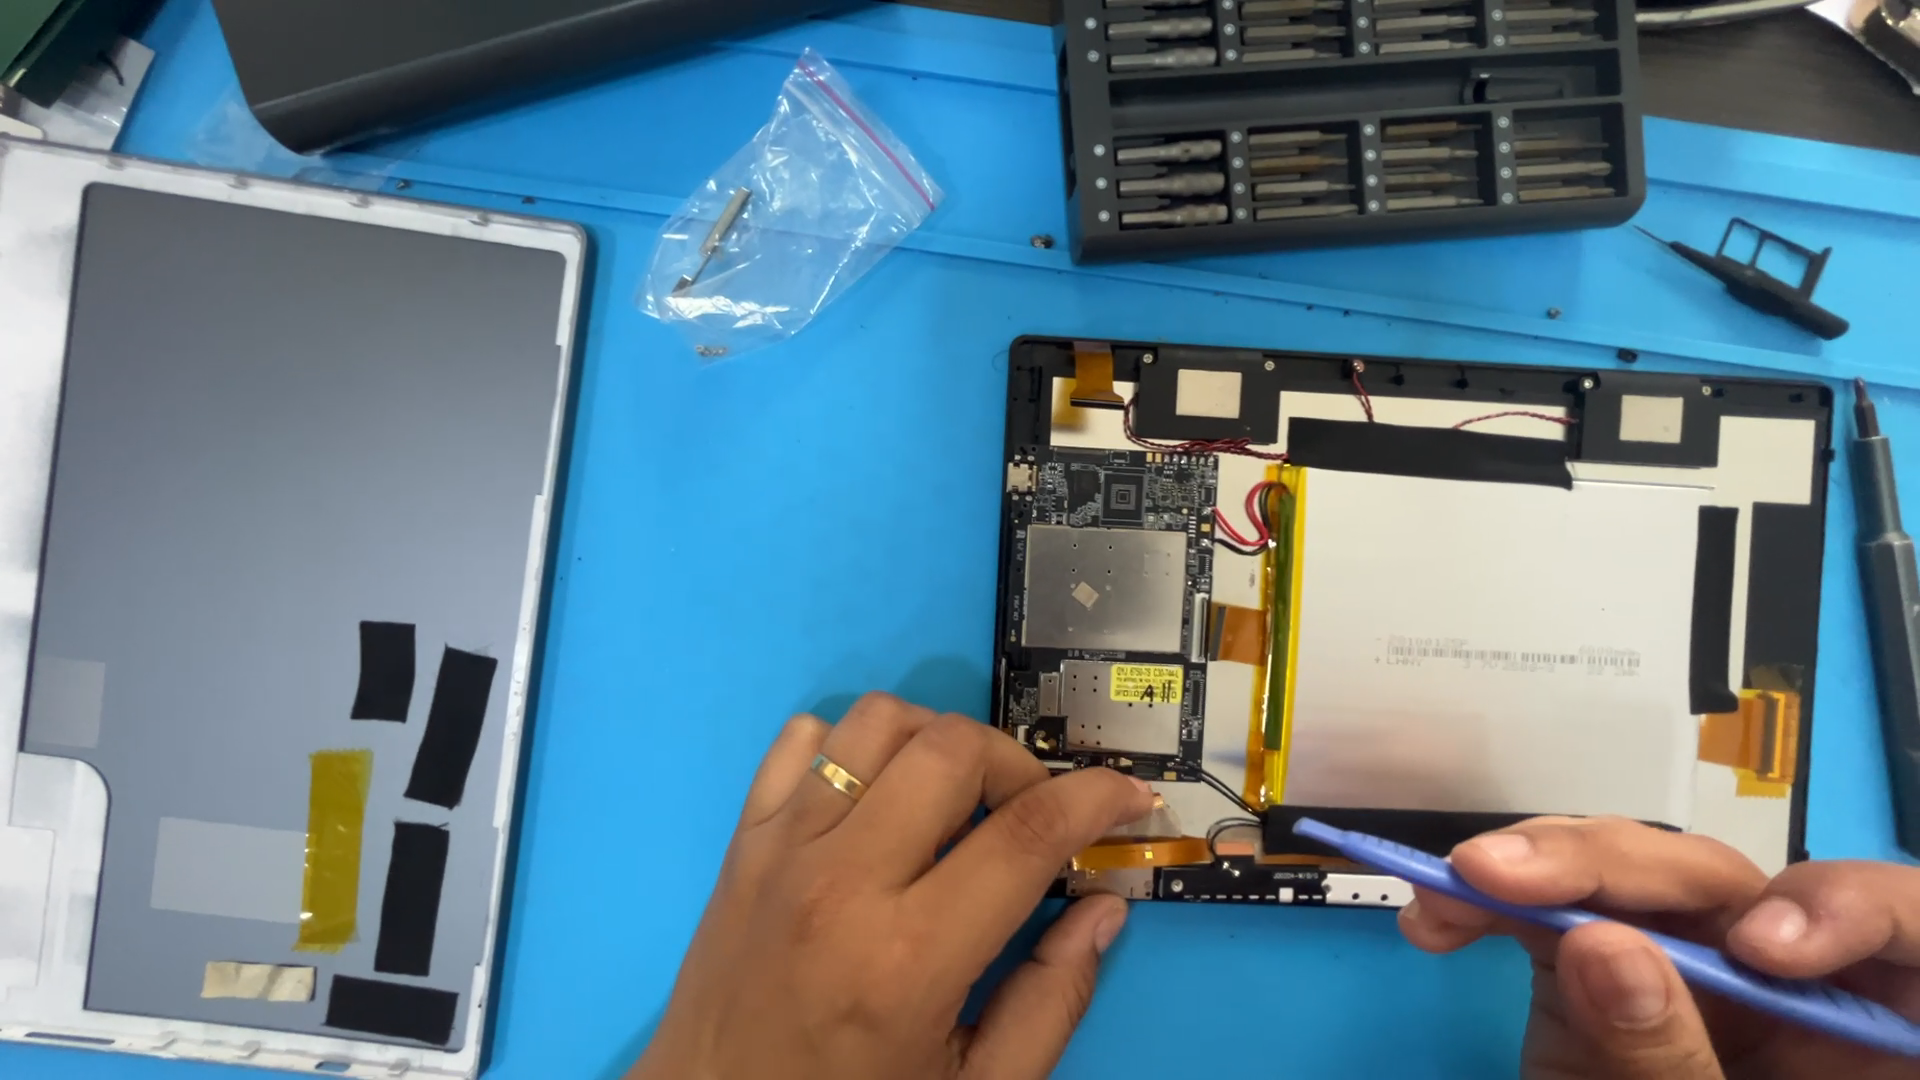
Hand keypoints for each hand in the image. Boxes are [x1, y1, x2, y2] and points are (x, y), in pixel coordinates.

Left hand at [629, 692, 1153, 1079]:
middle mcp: (841, 880)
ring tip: (953, 796)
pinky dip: (850, 742)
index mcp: (907, 959)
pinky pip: (802, 737)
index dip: (1093, 800)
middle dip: (1014, 765)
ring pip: (878, 720)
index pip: (1024, 836)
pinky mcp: (744, 834)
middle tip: (1027, 812)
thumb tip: (1105, 907)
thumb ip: (1051, 999)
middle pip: (951, 749)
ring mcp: (782, 845)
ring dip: (936, 740)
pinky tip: (873, 792)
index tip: (1127, 794)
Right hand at [1399, 816, 1919, 1078]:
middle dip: (1594, 862)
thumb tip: (1599, 943)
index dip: (1847, 907)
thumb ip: (1665, 1060)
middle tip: (1492, 873)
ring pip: (1608, 873)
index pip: (1895, 922)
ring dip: (1519, 872)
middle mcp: (1771, 978)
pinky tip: (1434, 923)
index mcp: (1861, 1032)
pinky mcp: (1588, 956)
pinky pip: (1539, 904)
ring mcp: (1670, 962)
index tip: (1764, 954)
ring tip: (1443, 894)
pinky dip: (1480, 903)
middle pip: (1707, 877)